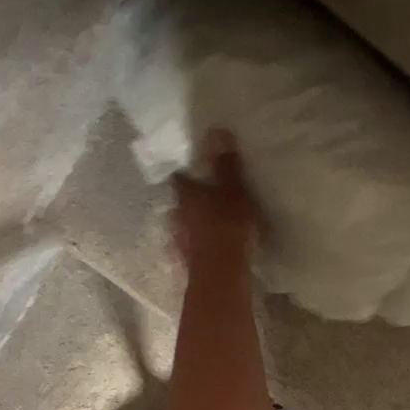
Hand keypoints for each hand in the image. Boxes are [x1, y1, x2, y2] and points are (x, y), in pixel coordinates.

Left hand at [171, 128, 258, 270]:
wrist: (221, 278)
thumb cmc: (229, 228)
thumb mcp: (234, 192)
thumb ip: (226, 165)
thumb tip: (216, 130)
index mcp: (186, 196)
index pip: (179, 180)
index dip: (185, 176)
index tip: (193, 173)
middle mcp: (176, 218)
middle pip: (177, 206)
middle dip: (187, 203)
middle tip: (202, 201)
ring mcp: (179, 244)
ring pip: (181, 230)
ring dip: (190, 228)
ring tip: (204, 228)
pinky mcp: (186, 267)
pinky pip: (189, 253)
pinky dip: (195, 250)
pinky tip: (205, 253)